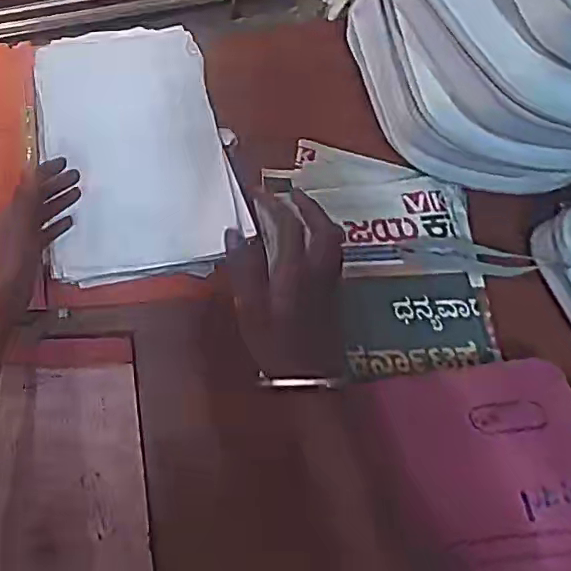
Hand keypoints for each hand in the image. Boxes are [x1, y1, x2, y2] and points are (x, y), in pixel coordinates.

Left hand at [0, 157, 80, 329]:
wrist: (1, 299)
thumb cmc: (11, 263)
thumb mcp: (20, 226)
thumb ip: (27, 196)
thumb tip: (30, 167)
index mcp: (11, 213)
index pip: (30, 185)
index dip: (47, 172)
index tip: (64, 162)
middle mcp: (15, 222)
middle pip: (38, 198)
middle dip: (56, 185)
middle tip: (76, 175)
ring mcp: (21, 238)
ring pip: (43, 214)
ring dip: (58, 202)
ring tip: (77, 193)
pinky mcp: (29, 254)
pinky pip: (45, 232)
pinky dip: (56, 224)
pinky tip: (68, 222)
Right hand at [224, 185, 347, 380]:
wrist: (310, 378)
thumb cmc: (275, 344)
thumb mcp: (250, 307)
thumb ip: (244, 267)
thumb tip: (235, 232)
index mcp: (295, 270)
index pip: (288, 225)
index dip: (271, 204)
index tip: (255, 193)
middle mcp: (318, 268)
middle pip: (320, 226)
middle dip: (304, 204)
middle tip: (286, 192)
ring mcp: (331, 279)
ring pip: (332, 237)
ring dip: (317, 216)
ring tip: (299, 208)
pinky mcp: (335, 290)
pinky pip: (333, 249)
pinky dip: (322, 233)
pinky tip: (308, 238)